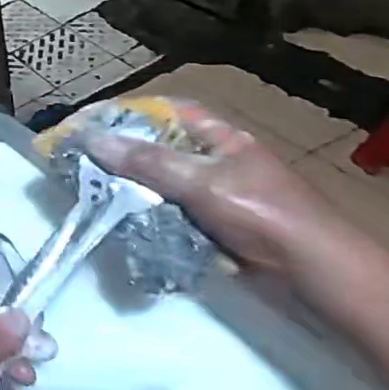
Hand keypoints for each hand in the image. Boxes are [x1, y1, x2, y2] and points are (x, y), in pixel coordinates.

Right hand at [84, 102, 352, 279]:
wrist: (316, 277)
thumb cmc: (267, 218)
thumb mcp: (204, 184)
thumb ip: (147, 161)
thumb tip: (90, 139)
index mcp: (219, 139)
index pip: (162, 111)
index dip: (121, 112)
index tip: (82, 123)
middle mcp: (209, 159)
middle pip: (150, 144)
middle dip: (112, 149)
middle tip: (72, 156)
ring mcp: (205, 192)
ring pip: (148, 177)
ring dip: (119, 181)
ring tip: (83, 184)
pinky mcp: (199, 220)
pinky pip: (155, 205)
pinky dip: (133, 206)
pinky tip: (109, 210)